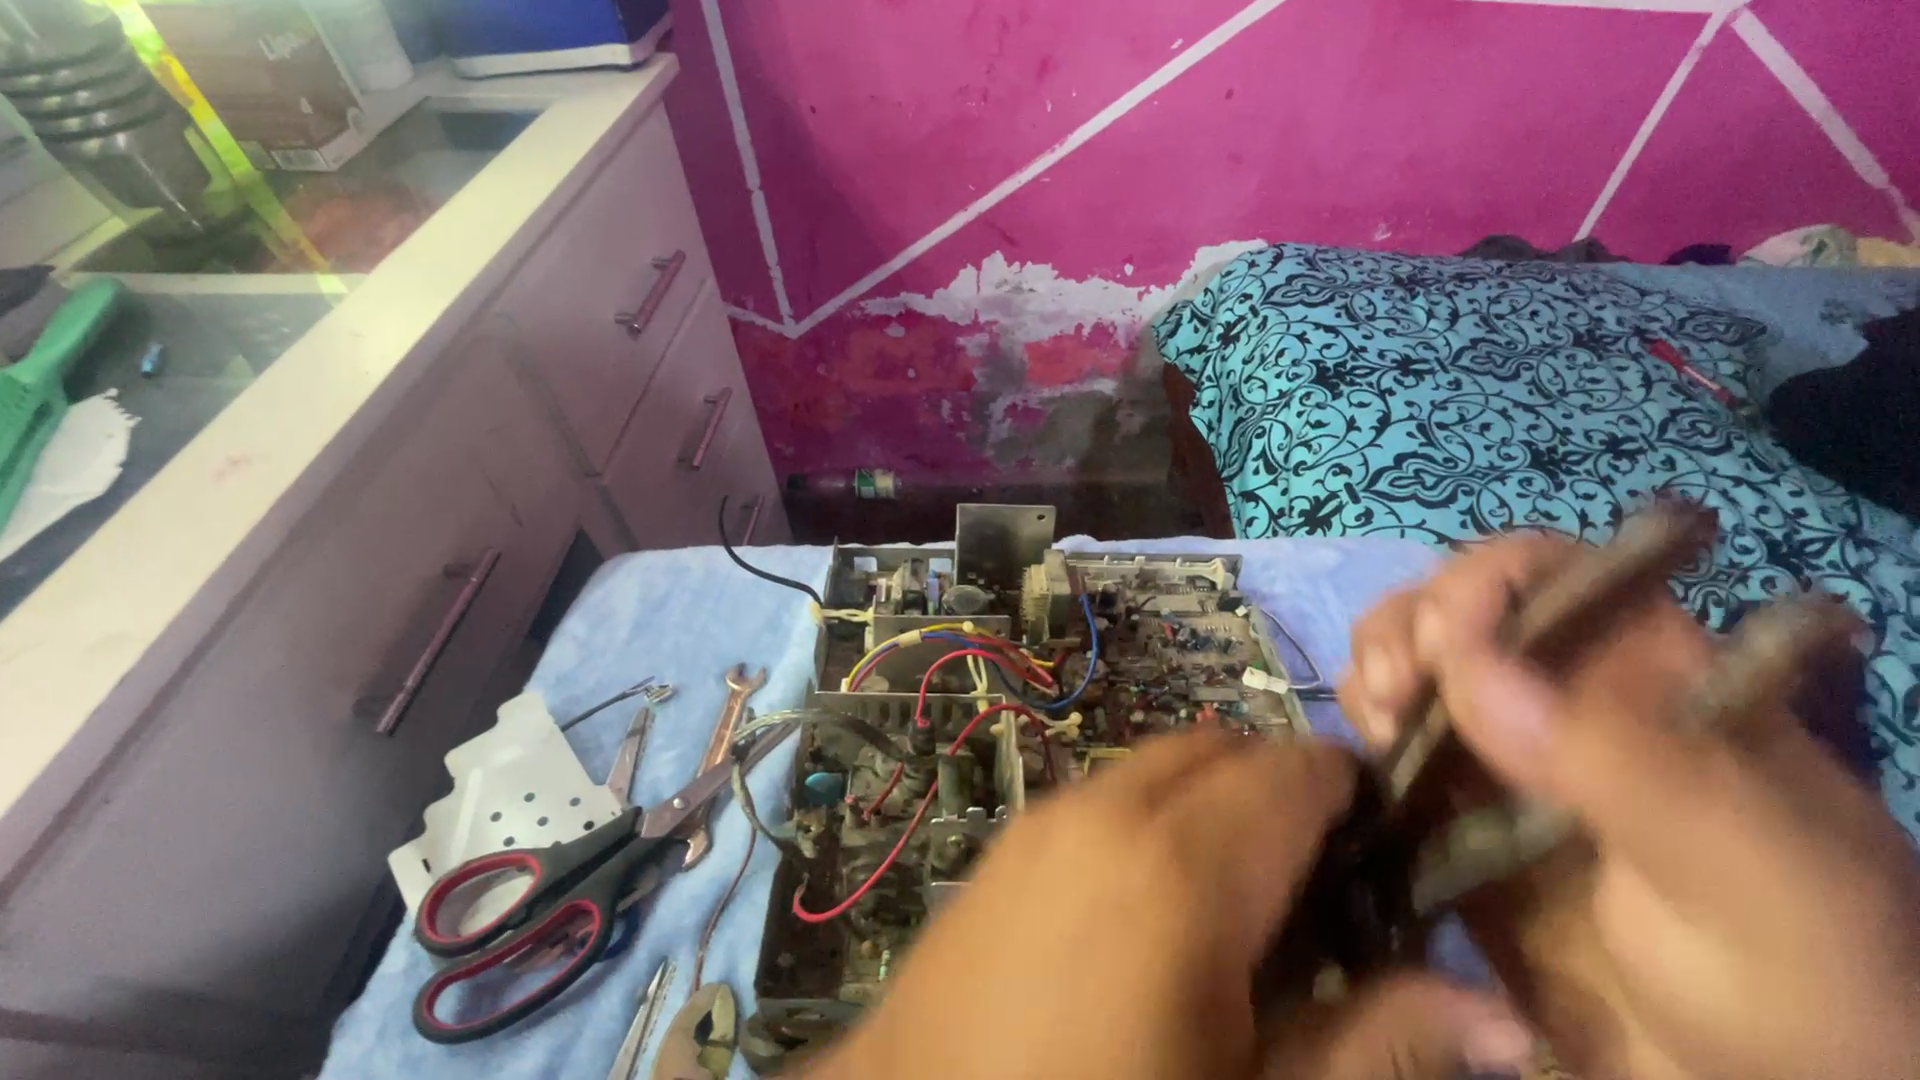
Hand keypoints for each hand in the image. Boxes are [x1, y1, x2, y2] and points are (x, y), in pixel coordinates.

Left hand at [809, 731, 1538, 1079]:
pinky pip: (1100, 797)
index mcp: (1181, 864)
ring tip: (1233, 905)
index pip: (1295, 768)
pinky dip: (1147, 818)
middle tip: (1316, 889)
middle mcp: (1106, 810)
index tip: (1384, 856)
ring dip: (1211, 802)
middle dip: (1282, 791)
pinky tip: (1145, 912)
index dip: (1353, 796)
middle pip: (1223, 749)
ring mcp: (1041, 818)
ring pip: (1157, 765)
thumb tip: (1502, 1014)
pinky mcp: (1002, 845)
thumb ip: (1377, 1040)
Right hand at [1341, 533, 1919, 1079]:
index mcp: (1653, 677)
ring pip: (1409, 665)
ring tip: (1377, 729)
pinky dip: (1358, 733)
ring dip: (1373, 675)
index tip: (1441, 649)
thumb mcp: (1751, 873)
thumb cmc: (1792, 987)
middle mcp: (1566, 697)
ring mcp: (1501, 753)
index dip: (1482, 583)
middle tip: (1390, 696)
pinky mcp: (1451, 809)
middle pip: (1456, 608)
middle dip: (1404, 630)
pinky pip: (1386, 741)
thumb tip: (1467, 660)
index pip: (1553, 573)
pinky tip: (1364, 763)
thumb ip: (1624, 761)